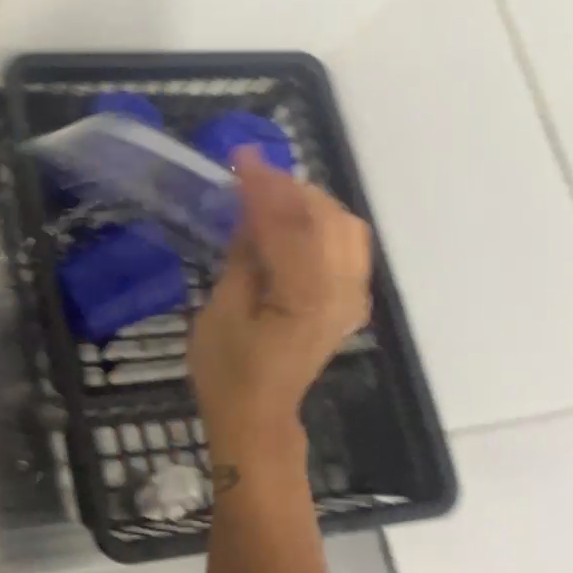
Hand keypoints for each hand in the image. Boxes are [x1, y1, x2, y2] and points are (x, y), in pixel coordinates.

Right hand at [188, 149, 371, 445]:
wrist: (256, 415)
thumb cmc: (226, 370)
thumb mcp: (220, 313)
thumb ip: (245, 260)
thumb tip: (253, 218)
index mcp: (305, 295)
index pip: (288, 225)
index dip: (264, 187)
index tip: (241, 158)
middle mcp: (341, 290)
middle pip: (326, 219)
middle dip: (290, 189)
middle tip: (250, 172)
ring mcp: (351, 296)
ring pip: (344, 228)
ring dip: (308, 203)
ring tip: (269, 193)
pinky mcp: (349, 301)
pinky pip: (346, 246)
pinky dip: (321, 224)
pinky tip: (293, 222)